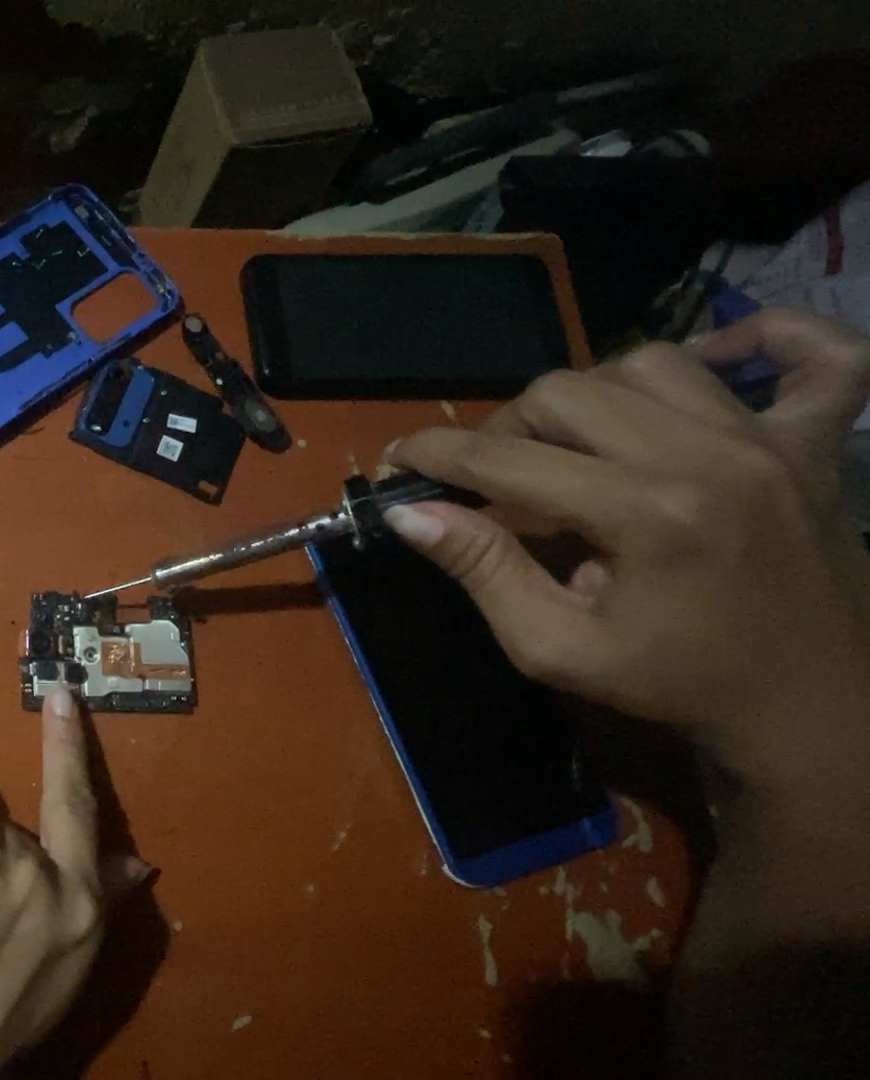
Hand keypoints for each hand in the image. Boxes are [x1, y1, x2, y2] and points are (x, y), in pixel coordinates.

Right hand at [383, 311, 869, 794]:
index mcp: (646, 515)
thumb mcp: (551, 645)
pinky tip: (711, 363)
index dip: (433, 453)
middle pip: (565, 392)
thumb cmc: (673, 683)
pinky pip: (817, 356)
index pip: (503, 458)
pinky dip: (764, 341)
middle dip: (501, 427)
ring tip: (567, 443)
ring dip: (586, 394)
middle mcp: (710, 458)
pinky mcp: (818, 443)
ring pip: (648, 365)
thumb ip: (480, 568)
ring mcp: (774, 442)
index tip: (396, 460)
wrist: (815, 709)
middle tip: (485, 476)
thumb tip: (405, 512)